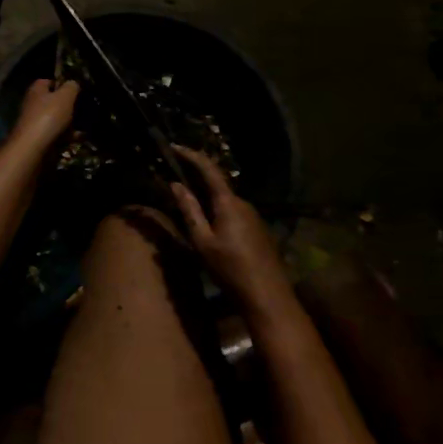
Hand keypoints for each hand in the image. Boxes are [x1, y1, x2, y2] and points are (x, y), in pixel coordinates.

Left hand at [14, 79, 79, 145]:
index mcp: (36, 90)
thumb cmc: (49, 116)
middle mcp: (33, 103)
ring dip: (69, 122)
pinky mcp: (38, 138)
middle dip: (68, 106)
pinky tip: (78, 138)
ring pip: (56, 118)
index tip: (77, 90)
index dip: (63, 84)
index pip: (49, 81)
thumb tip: (73, 83)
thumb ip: (71, 86)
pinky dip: (66, 136)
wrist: (32, 148)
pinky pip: (55, 133)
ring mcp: (34, 122)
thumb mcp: (65, 96)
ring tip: (83, 125)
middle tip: (83, 109)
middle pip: (53, 101)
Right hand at [170, 146, 291, 309]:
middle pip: (217, 183)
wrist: (268, 296)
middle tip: (175, 176)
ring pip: (225, 199)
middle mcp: (244, 203)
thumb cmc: (231, 269)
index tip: (174, 147)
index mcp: (228, 202)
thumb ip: (189, 211)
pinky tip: (209, 224)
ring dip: (206, 196)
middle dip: (196, 177)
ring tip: (187, 202)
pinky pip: (233, 211)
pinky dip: (217, 209)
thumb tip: (176, 185)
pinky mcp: (258, 230)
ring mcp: (254, 216)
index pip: (209, 169)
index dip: (191, 155)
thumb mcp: (202, 242)